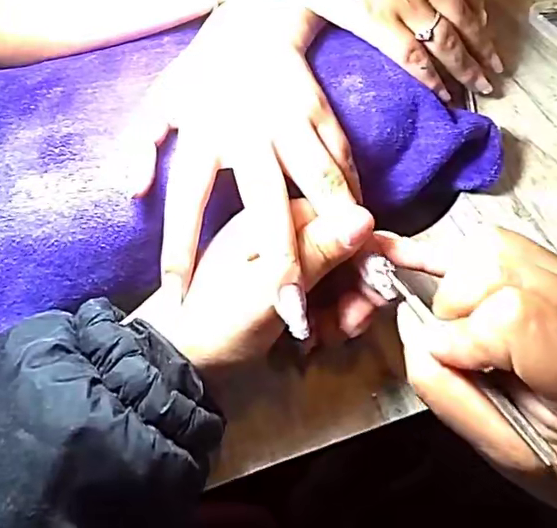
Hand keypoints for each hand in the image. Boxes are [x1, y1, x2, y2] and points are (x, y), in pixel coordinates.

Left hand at [125, 0, 361, 311]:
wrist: (253, 24)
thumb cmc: (201, 71)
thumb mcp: (160, 100)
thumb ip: (140, 144)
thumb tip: (132, 190)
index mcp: (203, 131)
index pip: (187, 198)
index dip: (180, 248)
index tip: (178, 295)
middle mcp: (249, 130)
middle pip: (266, 199)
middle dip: (278, 257)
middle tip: (288, 312)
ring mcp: (291, 122)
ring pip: (320, 183)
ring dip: (333, 234)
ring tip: (348, 282)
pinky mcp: (322, 116)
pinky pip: (344, 164)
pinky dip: (354, 201)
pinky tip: (360, 235)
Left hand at [131, 199, 373, 369]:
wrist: (182, 348)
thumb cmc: (217, 319)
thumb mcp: (268, 290)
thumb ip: (314, 253)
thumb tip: (362, 216)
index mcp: (273, 207)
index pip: (344, 217)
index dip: (368, 258)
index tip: (374, 297)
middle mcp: (279, 216)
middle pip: (346, 242)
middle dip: (359, 286)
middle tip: (349, 325)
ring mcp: (280, 242)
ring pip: (339, 266)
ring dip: (347, 302)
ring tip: (331, 333)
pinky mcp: (280, 267)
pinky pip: (324, 281)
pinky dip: (332, 307)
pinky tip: (320, 331)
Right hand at [240, 0, 499, 101]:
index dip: (479, 12)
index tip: (484, 27)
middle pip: (466, 19)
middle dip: (484, 47)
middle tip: (495, 66)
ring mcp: (404, 3)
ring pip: (449, 42)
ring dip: (468, 68)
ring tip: (479, 85)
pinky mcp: (378, 24)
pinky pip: (415, 56)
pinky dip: (432, 78)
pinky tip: (442, 91)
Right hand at [377, 229, 556, 520]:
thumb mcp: (507, 455)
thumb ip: (447, 390)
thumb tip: (416, 329)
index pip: (519, 319)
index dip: (464, 331)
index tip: (446, 353)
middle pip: (500, 271)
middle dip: (455, 301)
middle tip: (455, 339)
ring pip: (496, 247)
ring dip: (460, 278)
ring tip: (466, 317)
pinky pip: (502, 240)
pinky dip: (461, 256)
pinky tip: (438, 270)